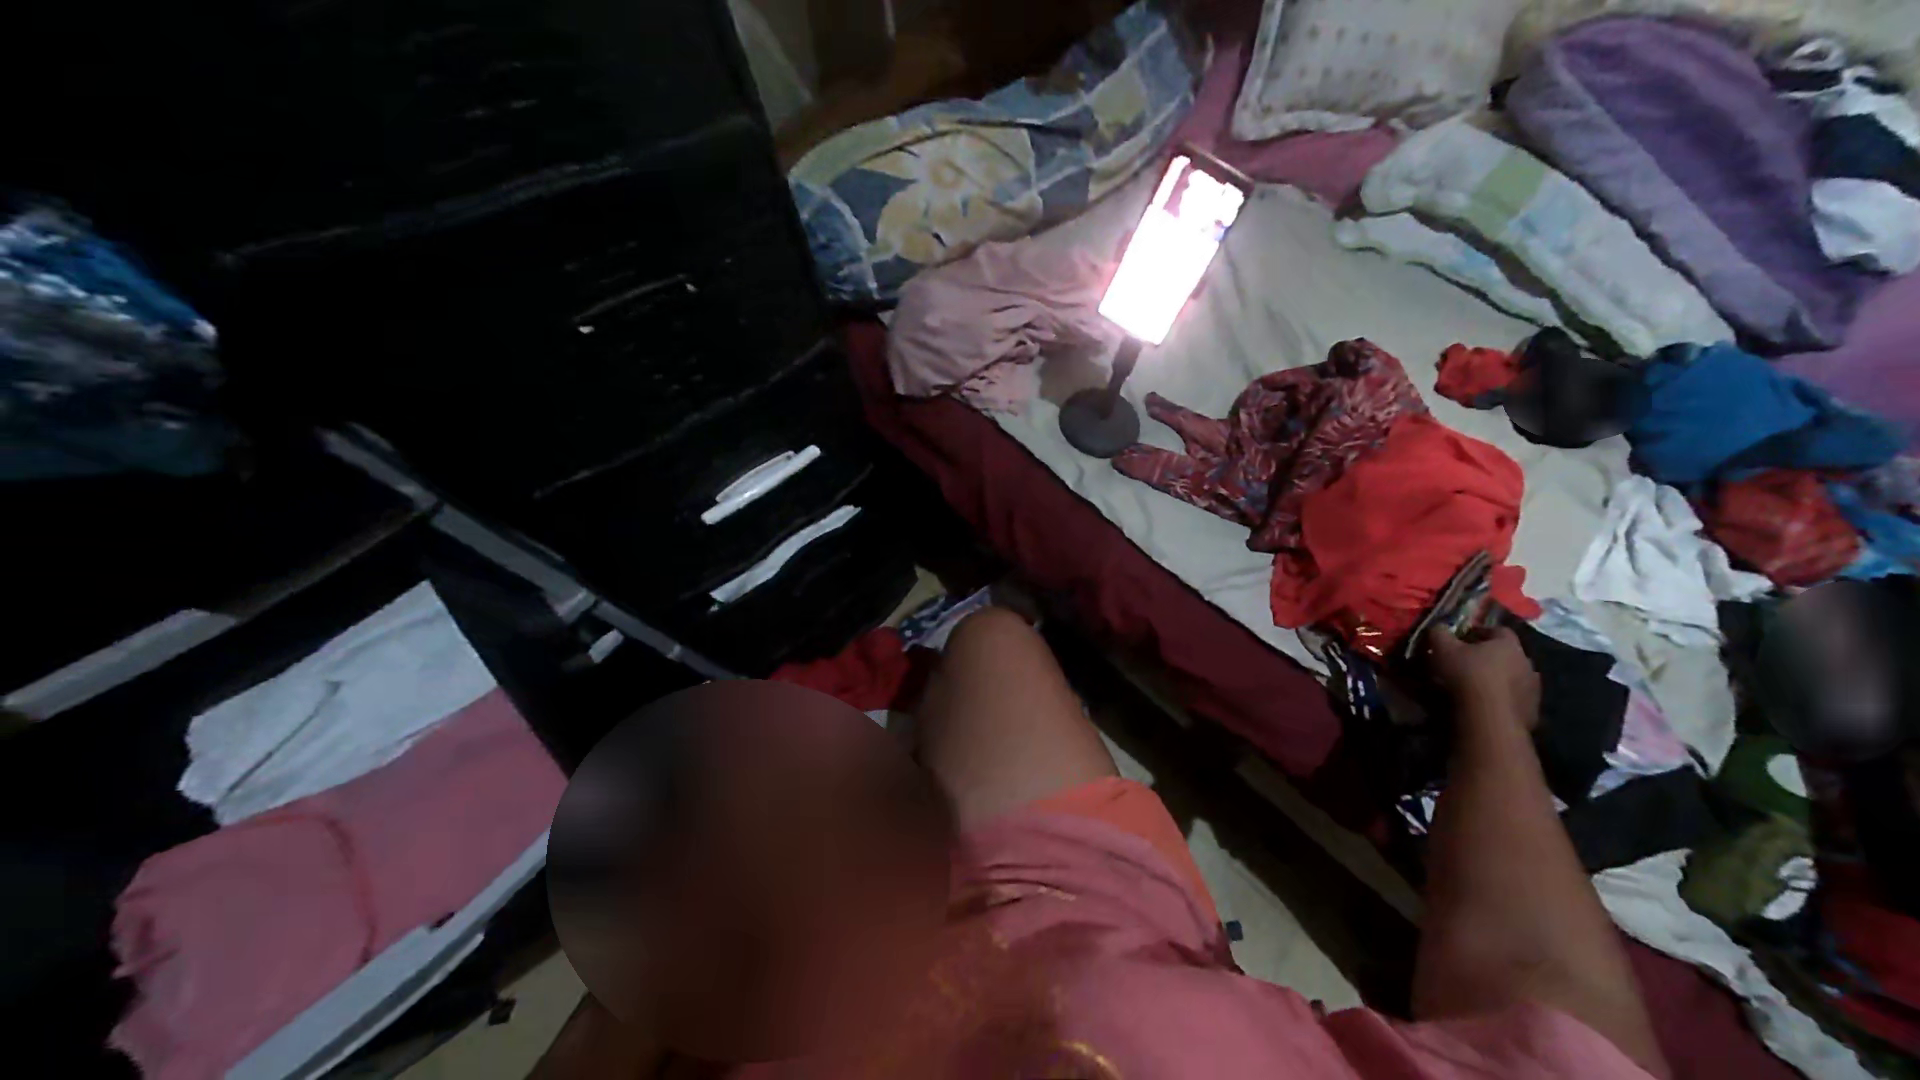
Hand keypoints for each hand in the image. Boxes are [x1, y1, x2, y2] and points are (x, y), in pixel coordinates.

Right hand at [1425, 626, 1539, 732]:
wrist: (1489, 718)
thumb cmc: (1466, 675)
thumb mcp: (1442, 648)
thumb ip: (1439, 632)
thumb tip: (1439, 627)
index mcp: (1508, 644)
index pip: (1497, 630)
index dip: (1478, 633)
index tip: (1461, 641)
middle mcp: (1527, 662)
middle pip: (1507, 654)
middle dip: (1489, 657)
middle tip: (1467, 664)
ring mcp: (1533, 687)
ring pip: (1513, 677)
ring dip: (1498, 678)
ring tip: (1476, 687)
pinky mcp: (1532, 709)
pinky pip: (1515, 698)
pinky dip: (1502, 698)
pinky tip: (1486, 704)